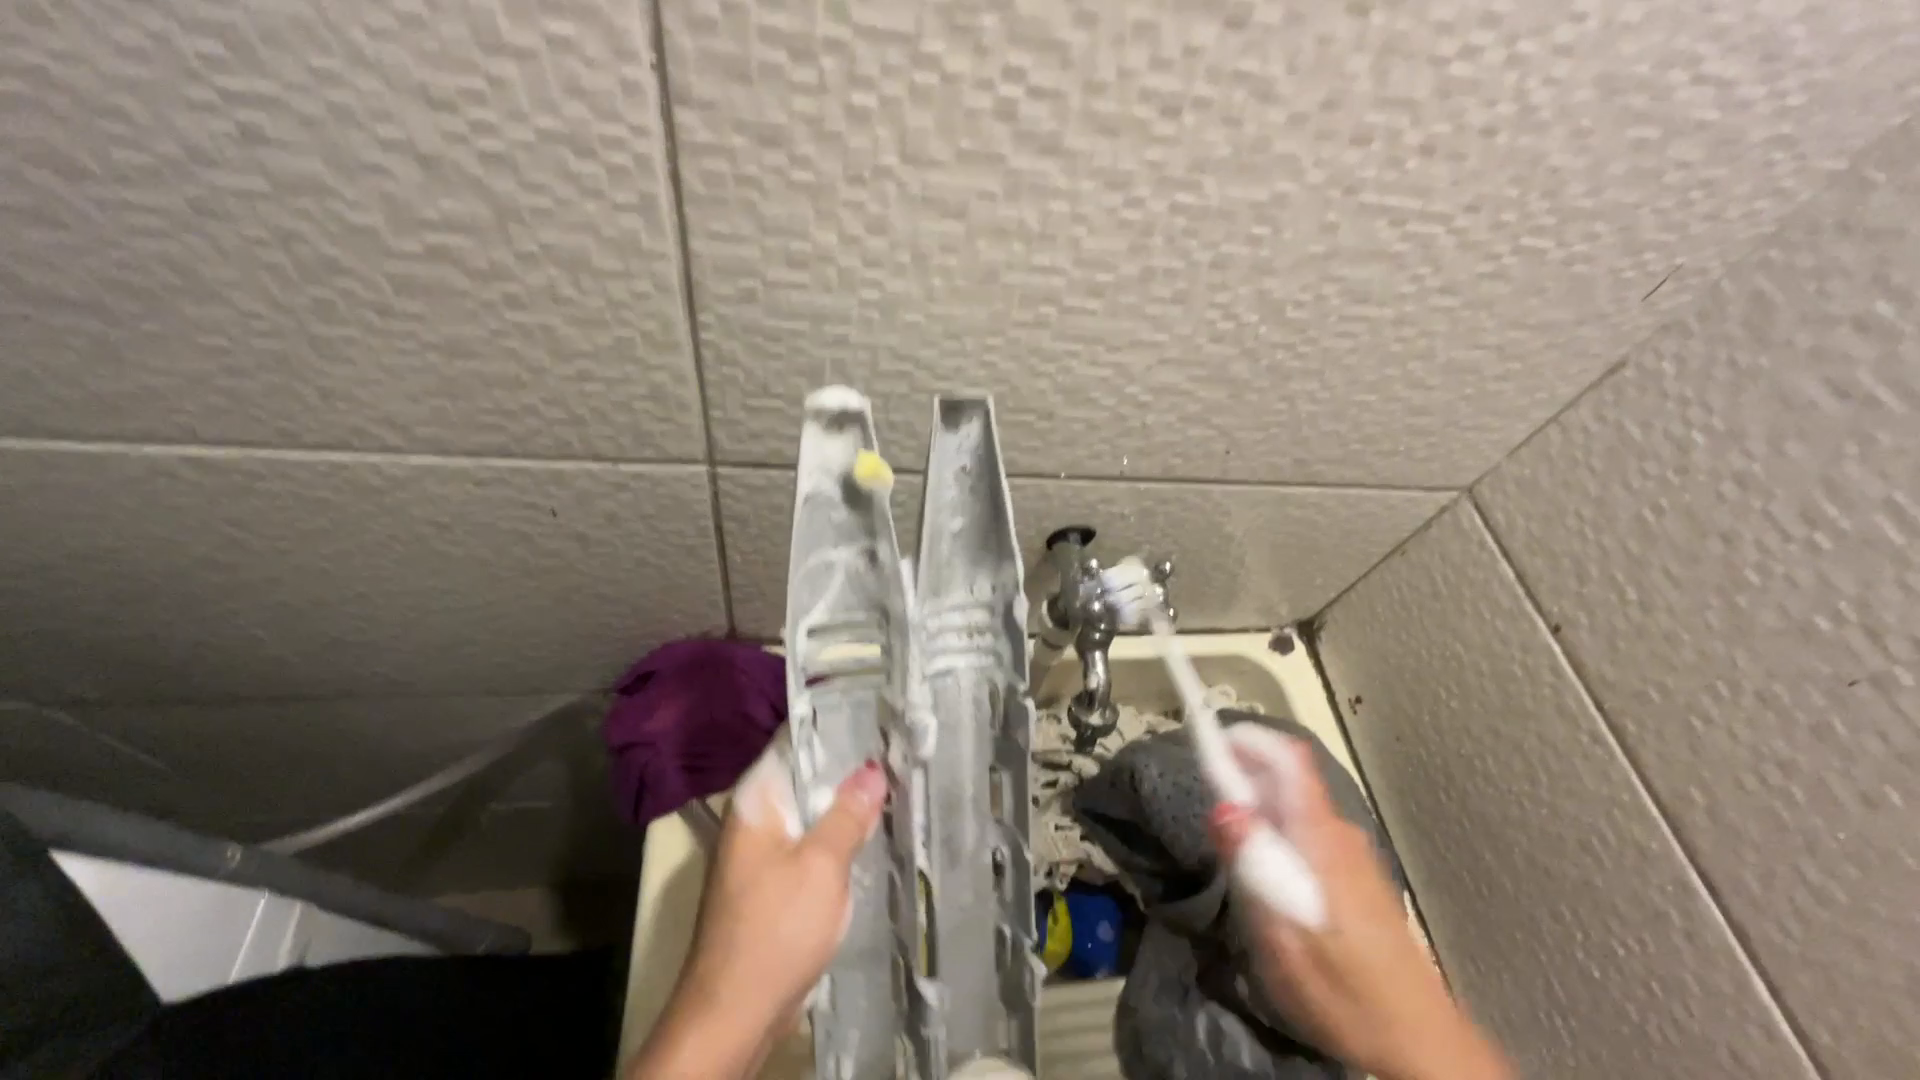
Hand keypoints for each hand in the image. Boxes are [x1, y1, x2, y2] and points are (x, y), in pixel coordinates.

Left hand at [630, 754, 887, 1078]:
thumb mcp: (821, 865)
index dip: (835, 729)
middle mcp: (753, 819)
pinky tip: (870, 834)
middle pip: (804, 779)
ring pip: (809, 815)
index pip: (794, 743)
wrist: (734, 1011)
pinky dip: (836, 839)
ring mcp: (761, 853)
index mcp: (755, 802)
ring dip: (844, 806)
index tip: (878, 718)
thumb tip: (872, 768)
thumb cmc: (776, 928)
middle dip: (847, 769)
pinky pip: (809, 846)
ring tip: (895, 784)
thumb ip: (847, 814)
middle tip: (900, 750)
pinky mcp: (772, 884)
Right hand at [1210, 726, 1511, 1079]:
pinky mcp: (1355, 876)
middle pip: (1286, 780)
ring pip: (1294, 809)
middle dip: (1242, 781)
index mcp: (1320, 838)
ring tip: (1232, 859)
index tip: (1208, 740)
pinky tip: (1267, 883)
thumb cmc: (1343, 992)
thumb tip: (1223, 808)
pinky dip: (1277, 836)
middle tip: (1209, 820)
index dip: (1248, 738)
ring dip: (1257, 814)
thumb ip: (1252, 867)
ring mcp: (1351, 853)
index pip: (1288, 759)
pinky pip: (1306, 833)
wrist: (1419, 1042)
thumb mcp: (1281, 936)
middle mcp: (1339, 834)